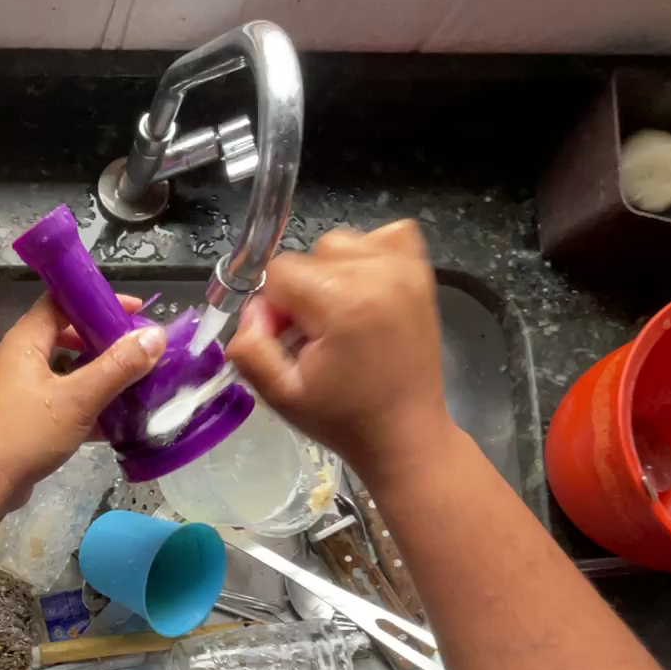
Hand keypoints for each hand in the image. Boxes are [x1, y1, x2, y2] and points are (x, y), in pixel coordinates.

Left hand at [0, 293, 165, 505]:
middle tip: (136, 349)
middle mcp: (18, 359)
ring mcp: (18, 390)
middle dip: (101, 340)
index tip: (134, 310)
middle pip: (64, 335)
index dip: (96, 300)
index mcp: (25, 342)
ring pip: (64, 371)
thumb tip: (155, 336)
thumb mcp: (79, 399)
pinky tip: (114, 420)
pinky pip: (59, 400)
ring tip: (132, 381)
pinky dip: (84, 404)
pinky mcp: (22, 417)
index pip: (60, 301)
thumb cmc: (27, 434)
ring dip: (96, 374)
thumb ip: (118, 367)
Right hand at [225, 220, 458, 484]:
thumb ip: (249, 347)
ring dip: (328, 275)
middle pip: (307, 255)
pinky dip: (366, 258)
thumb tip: (255, 311)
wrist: (404, 433)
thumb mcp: (277, 394)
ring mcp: (405, 268)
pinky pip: (384, 236)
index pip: (278, 271)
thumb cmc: (340, 418)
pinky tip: (363, 295)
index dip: (272, 308)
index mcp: (343, 300)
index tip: (287, 343)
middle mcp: (378, 272)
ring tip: (338, 319)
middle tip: (312, 339)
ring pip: (339, 245)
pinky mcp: (420, 273)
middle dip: (299, 293)